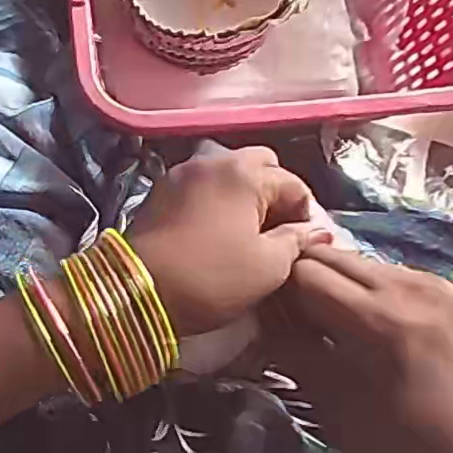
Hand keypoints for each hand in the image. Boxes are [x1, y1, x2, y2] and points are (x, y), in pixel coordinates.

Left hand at [125, 147, 326, 336]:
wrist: (136, 291)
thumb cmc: (210, 277)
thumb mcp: (267, 267)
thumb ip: (296, 242)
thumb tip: (315, 230)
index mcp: (243, 172)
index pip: (293, 184)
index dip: (305, 215)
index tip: (303, 245)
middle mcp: (211, 162)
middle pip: (259, 167)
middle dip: (274, 194)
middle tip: (275, 232)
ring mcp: (180, 174)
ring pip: (226, 175)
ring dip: (242, 196)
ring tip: (245, 233)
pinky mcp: (158, 192)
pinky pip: (200, 188)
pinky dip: (214, 202)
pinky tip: (216, 231)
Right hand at [281, 246, 452, 452]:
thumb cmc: (392, 439)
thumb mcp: (327, 396)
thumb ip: (289, 343)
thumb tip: (256, 309)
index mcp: (378, 321)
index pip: (302, 272)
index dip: (274, 286)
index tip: (261, 308)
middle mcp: (407, 288)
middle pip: (326, 255)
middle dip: (296, 276)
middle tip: (283, 309)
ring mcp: (428, 282)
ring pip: (351, 258)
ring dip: (325, 278)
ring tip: (317, 313)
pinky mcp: (440, 285)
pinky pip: (378, 270)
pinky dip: (355, 285)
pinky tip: (352, 315)